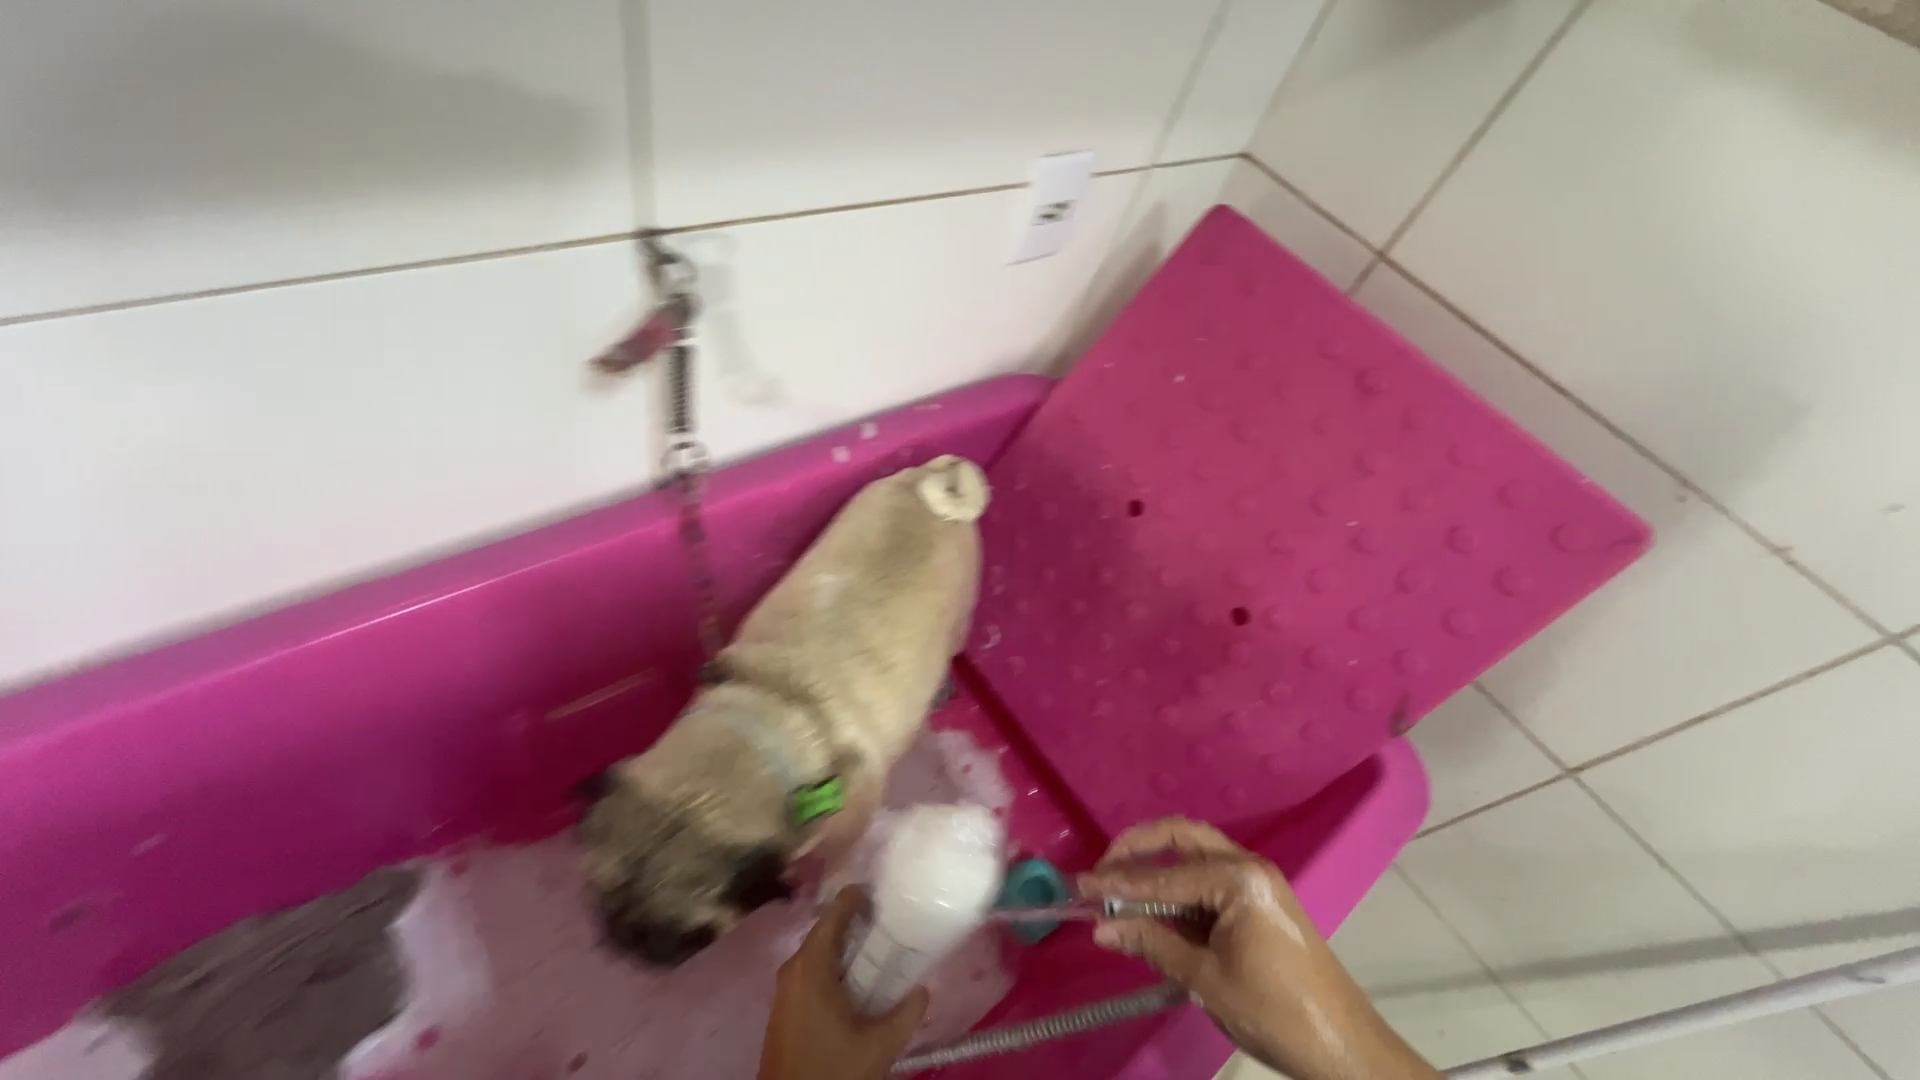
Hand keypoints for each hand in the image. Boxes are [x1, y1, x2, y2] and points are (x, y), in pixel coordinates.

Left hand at [758, 886, 929, 1079]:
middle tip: (894, 924)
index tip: (889, 896)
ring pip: (821, 951)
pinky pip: (814, 970)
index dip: (861, 897)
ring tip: (884, 951)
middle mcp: (793, 967)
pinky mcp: (786, 1006)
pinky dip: (837, 966)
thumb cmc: (832, 1071)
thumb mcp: (879, 1046)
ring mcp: (786, 987)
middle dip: (861, 923)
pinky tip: (860, 983)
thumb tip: (923, 987)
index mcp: (811, 964)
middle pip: (829, 929)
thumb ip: (906, 1012)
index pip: (836, 910)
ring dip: (850, 947)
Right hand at [1081, 818, 1438, 1079]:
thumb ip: (1151, 944)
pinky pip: (1209, 880)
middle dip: (1138, 849)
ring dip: (1157, 867)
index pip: (1164, 876)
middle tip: (1102, 868)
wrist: (1347, 1049)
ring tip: (1119, 886)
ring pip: (1195, 856)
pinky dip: (1178, 889)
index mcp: (1237, 879)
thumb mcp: (1205, 980)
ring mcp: (1257, 881)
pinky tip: (1155, 908)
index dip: (1118, 882)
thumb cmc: (1276, 1014)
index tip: (1080, 885)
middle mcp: (1248, 866)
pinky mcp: (1259, 901)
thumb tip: (1101, 926)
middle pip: (1182, 838)